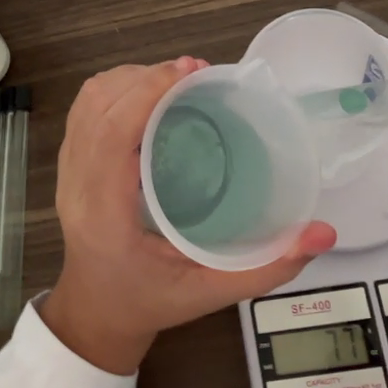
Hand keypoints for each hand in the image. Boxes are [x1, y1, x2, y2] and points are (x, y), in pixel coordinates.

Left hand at [40, 58, 336, 374]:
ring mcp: (66, 169)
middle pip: (98, 106)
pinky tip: (148, 92)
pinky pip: (83, 108)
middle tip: (194, 72)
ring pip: (88, 100)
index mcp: (104, 213)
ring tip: (174, 78)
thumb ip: (266, 267)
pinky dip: (115, 88)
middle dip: (145, 77)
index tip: (188, 72)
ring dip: (129, 78)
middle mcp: (76, 184)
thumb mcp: (209, 292)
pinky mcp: (68, 161)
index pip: (111, 135)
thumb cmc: (149, 302)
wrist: (96, 314)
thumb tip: (321, 234)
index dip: (146, 93)